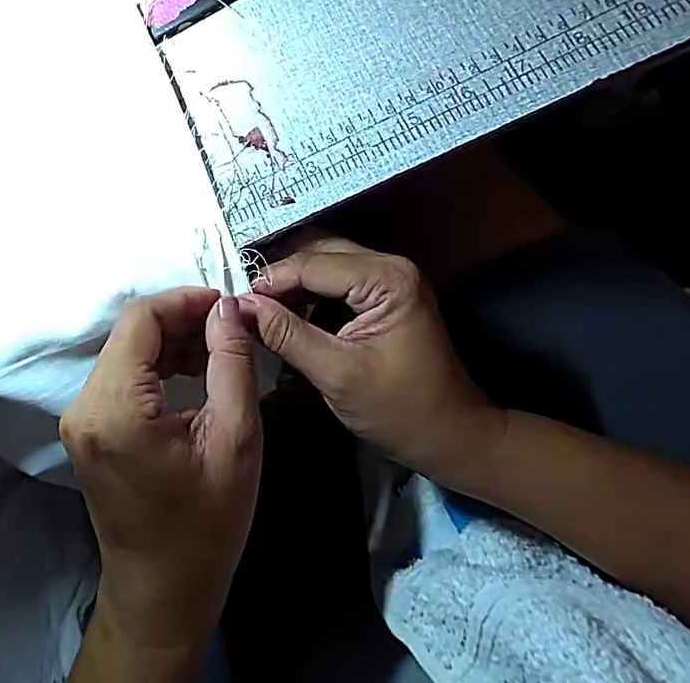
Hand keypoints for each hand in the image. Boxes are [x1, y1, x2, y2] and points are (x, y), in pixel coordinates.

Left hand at [61, 289, 262, 662]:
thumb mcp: (235, 441)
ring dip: (170, 341)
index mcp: (115, 408)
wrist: (161, 591)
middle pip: (130, 332)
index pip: (140, 319)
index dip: (183, 300)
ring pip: (126, 350)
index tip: (224, 303)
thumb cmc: (206, 526)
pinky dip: (155, 364)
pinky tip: (192, 368)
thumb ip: (230, 363)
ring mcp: (80, 416)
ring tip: (218, 348)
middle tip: (228, 326)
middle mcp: (84, 405)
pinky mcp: (86, 426)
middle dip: (180, 320)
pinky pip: (121, 375)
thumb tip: (225, 309)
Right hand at [240, 236, 505, 486]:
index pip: (312, 264)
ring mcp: (388, 276)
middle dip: (277, 275)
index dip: (270, 281)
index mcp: (387, 279)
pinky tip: (284, 311)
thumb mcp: (337, 375)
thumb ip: (287, 335)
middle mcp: (389, 265)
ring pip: (322, 260)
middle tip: (243, 303)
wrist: (454, 438)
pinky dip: (305, 289)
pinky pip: (333, 276)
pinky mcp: (382, 291)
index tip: (234, 302)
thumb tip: (241, 307)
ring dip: (289, 280)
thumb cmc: (402, 411)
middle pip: (316, 252)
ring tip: (258, 307)